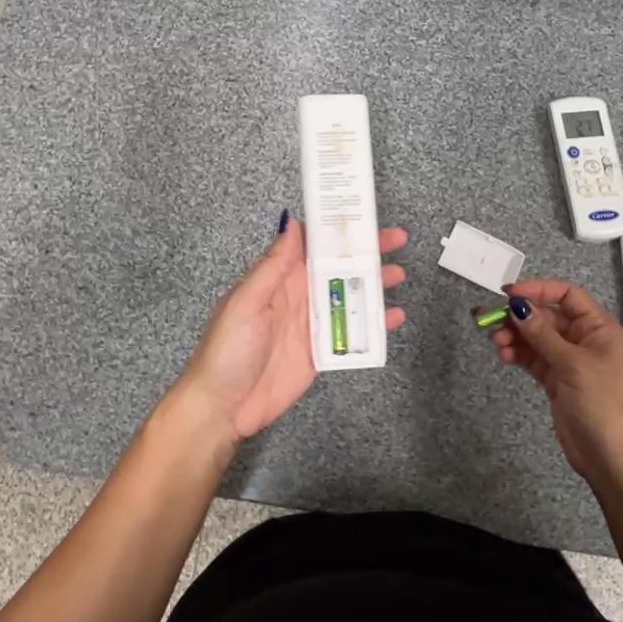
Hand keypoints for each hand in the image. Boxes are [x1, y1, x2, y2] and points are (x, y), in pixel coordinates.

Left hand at [173, 216, 407, 440]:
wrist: (223, 407)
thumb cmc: (227, 350)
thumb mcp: (246, 301)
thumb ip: (273, 266)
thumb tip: (292, 223)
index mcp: (278, 278)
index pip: (312, 244)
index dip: (337, 229)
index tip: (363, 214)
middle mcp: (298, 296)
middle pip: (337, 267)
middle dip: (367, 252)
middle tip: (396, 239)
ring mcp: (311, 324)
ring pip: (349, 296)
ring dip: (374, 283)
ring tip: (399, 274)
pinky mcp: (321, 352)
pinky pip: (353, 332)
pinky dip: (375, 324)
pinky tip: (394, 317)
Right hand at [489, 279, 622, 484]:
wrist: (612, 459)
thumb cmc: (603, 405)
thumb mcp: (574, 365)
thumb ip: (543, 334)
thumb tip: (518, 306)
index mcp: (598, 328)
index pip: (566, 295)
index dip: (538, 290)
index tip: (509, 294)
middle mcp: (584, 339)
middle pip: (547, 316)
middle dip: (520, 317)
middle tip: (491, 320)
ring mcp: (569, 361)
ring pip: (536, 338)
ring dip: (515, 336)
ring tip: (497, 343)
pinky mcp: (556, 381)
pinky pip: (533, 358)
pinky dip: (518, 355)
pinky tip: (505, 357)